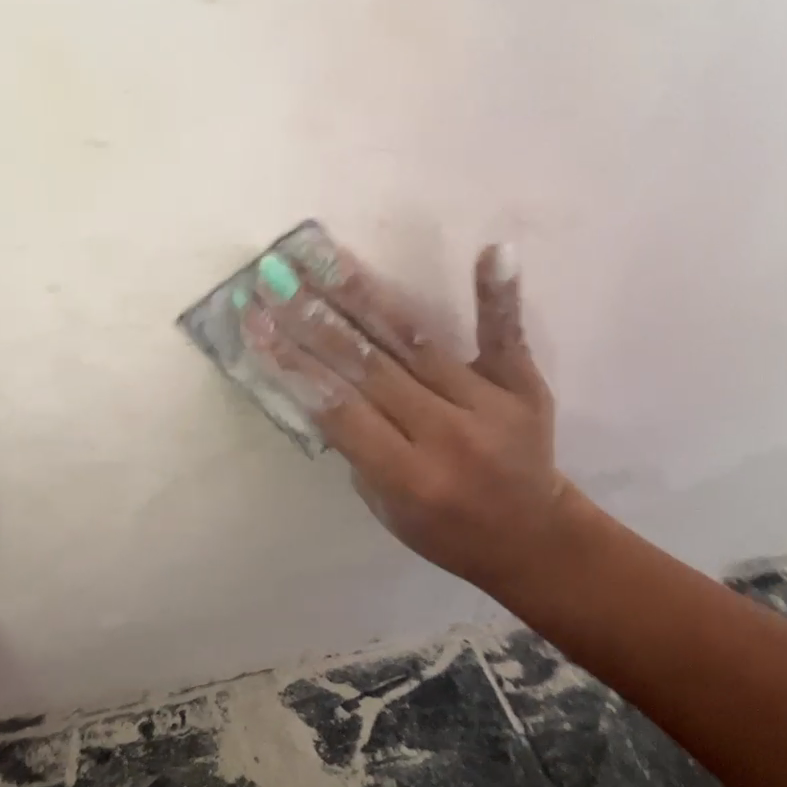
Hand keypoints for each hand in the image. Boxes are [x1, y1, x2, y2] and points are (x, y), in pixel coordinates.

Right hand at [240, 229, 567, 590]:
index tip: (255, 320)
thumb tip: (319, 379)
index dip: (291, 361)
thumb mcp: (384, 506)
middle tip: (274, 276)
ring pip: (415, 339)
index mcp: (407, 476)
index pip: (337, 407)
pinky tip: (493, 248)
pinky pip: (506, 334)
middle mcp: (445, 435)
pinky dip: (496, 293)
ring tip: (324, 256)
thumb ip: (357, 446)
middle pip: (367, 365)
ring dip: (363, 294)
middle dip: (312, 318)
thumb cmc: (441, 528)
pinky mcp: (524, 385)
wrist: (531, 538)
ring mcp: (489, 405)